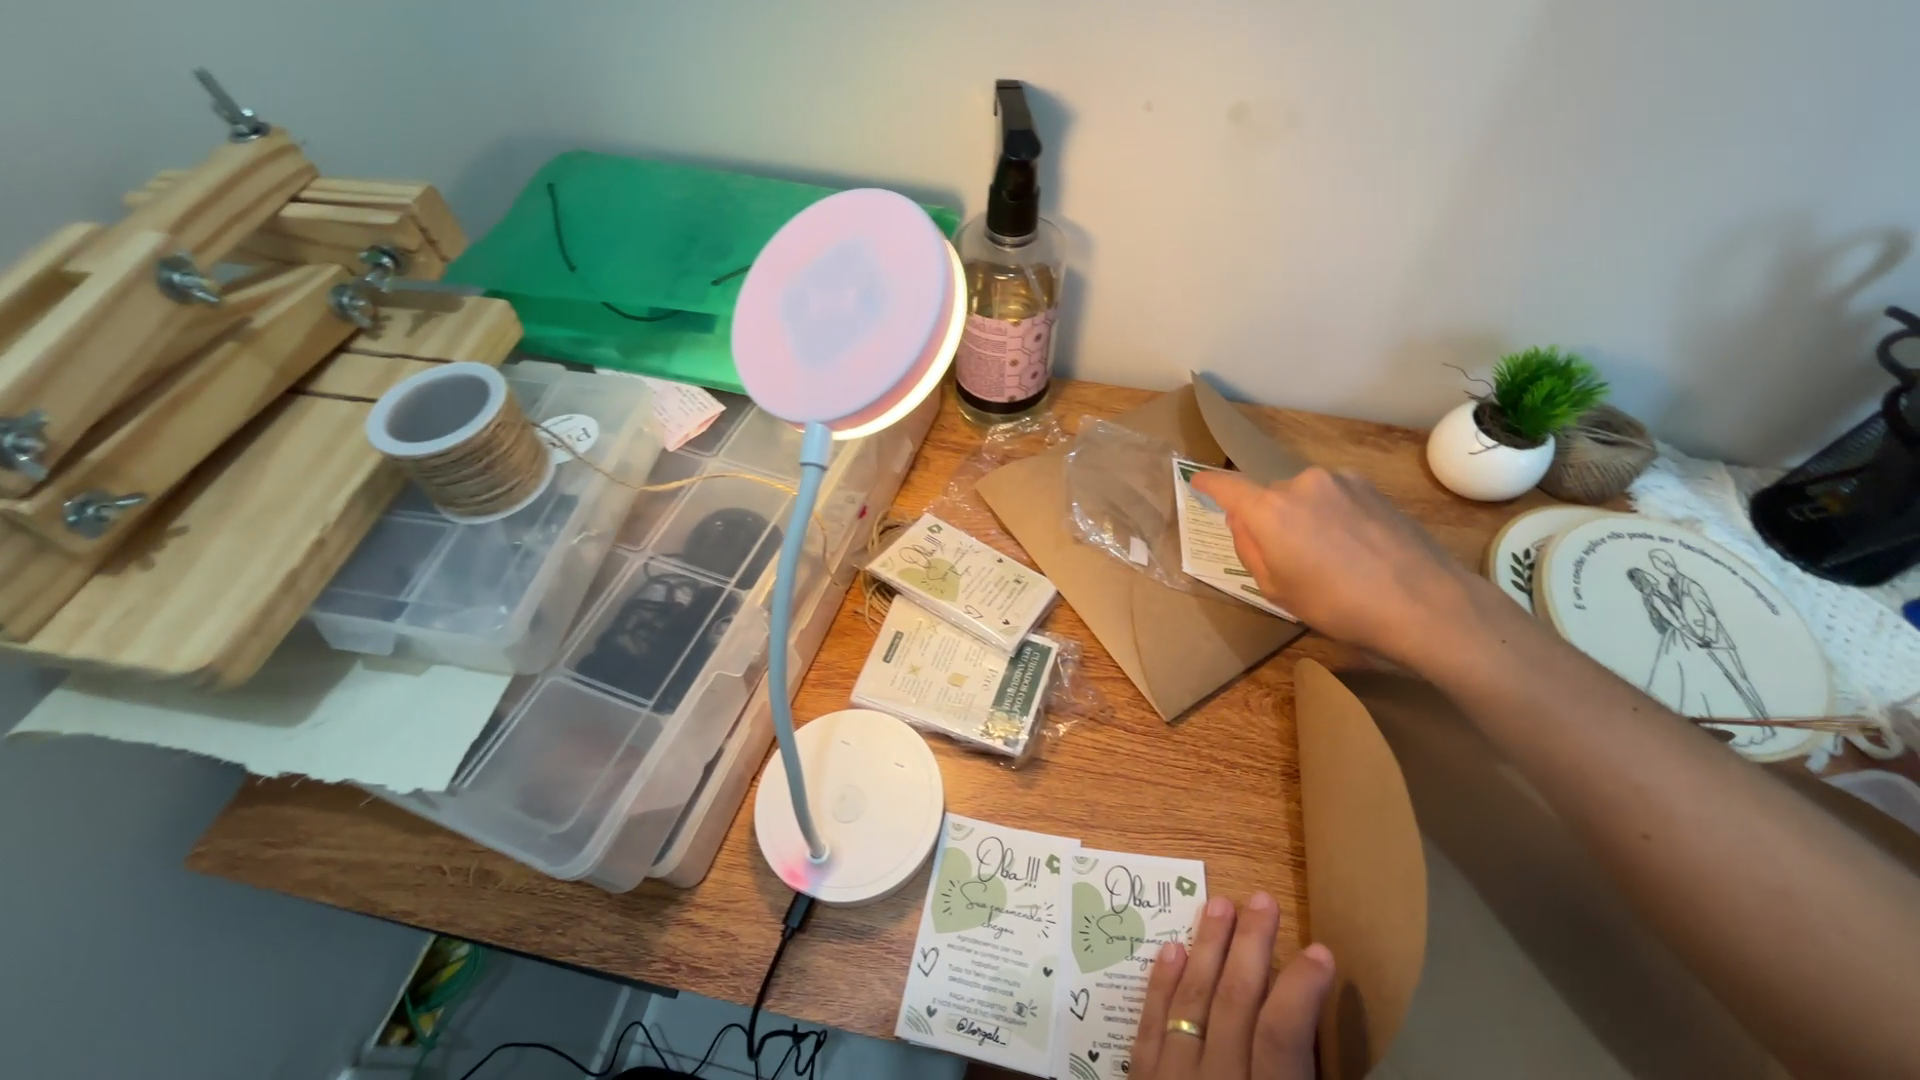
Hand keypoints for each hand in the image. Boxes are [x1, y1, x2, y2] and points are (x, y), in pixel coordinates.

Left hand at [1132, 893, 1333, 1079]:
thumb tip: (1313, 1018)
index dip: (1301, 989)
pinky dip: (1161, 987)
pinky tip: (1172, 950)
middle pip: (1232, 1003)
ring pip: (1190, 1004)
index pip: (1282, 1035)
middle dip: (1249, 947)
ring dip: (1206, 950)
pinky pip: (1149, 1028)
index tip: (1320, 950)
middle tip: (1263, 900)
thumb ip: (1302, 1071)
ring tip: (1220, 906)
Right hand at [1190, 467, 1474, 670]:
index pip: (1227, 486)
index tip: (1197, 482)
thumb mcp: (1277, 590)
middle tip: (1284, 558)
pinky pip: (1334, 498)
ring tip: (1327, 557)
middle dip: (1268, 520)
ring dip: (1303, 518)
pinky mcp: (1371, 487)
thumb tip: (1240, 521)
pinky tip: (1353, 548)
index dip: (1208, 484)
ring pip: (1304, 496)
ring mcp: (1341, 481)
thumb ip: (1249, 549)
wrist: (1422, 602)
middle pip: (1269, 497)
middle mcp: (1301, 484)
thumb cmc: (1339, 605)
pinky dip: (1332, 516)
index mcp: (1270, 510)